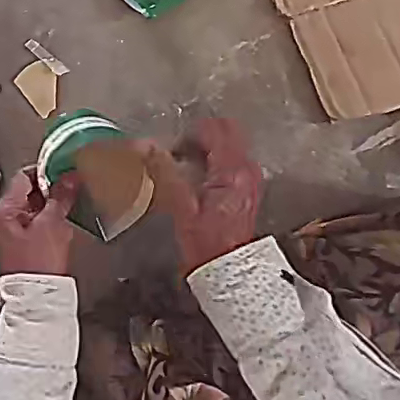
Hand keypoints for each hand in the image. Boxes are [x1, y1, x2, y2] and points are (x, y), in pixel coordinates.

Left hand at [0, 168, 79, 275]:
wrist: (38, 296)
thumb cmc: (39, 262)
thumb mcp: (53, 223)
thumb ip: (61, 197)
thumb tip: (69, 178)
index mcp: (5, 211)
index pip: (23, 177)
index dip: (44, 171)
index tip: (62, 169)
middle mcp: (5, 220)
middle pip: (28, 191)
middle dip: (50, 187)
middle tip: (71, 184)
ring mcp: (14, 232)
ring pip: (34, 206)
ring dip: (52, 202)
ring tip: (71, 200)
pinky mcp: (25, 243)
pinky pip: (38, 221)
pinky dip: (51, 216)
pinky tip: (65, 219)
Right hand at [141, 118, 261, 274]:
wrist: (230, 270)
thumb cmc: (206, 243)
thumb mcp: (180, 206)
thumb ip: (164, 171)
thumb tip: (147, 146)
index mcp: (232, 169)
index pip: (214, 129)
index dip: (190, 133)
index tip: (173, 150)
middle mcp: (248, 168)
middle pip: (227, 130)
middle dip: (202, 135)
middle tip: (180, 153)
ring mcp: (252, 176)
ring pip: (231, 143)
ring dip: (209, 147)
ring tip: (187, 167)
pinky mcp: (250, 186)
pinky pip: (234, 158)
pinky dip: (217, 159)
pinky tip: (200, 178)